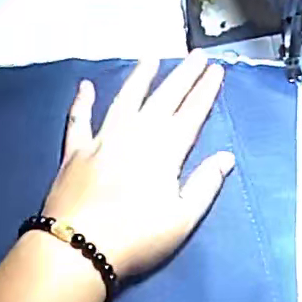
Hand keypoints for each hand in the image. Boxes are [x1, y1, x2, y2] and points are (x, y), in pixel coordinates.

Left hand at [40, 54, 233, 276]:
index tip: (216, 70)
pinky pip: (80, 120)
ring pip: (125, 99)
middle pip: (163, 98)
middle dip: (183, 76)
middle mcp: (135, 134)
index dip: (206, 91)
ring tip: (152, 58)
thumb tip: (225, 158)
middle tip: (196, 55)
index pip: (191, 113)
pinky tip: (85, 88)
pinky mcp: (75, 151)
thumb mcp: (182, 218)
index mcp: (165, 150)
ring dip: (140, 77)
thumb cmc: (137, 238)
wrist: (79, 246)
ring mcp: (102, 139)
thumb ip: (205, 185)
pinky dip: (82, 103)